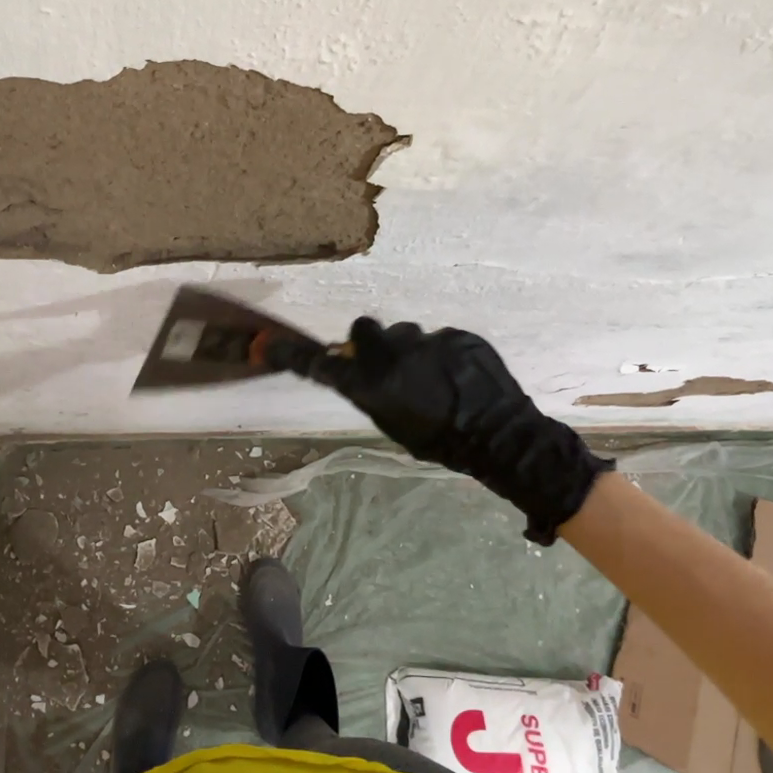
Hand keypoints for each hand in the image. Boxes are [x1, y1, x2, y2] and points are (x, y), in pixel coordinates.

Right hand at [297, 318, 611, 543]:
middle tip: (385, 360)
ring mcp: (428, 340)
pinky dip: (444, 355)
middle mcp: (394, 355)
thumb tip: (357, 370)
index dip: (294, 356)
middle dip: (370, 341)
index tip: (270, 345)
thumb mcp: (393, 424)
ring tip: (435, 377)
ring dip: (411, 350)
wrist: (502, 437)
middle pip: (364, 329)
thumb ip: (371, 392)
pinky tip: (460, 377)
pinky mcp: (457, 334)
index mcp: (373, 384)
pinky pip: (440, 340)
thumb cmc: (442, 443)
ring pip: (407, 334)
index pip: (322, 365)